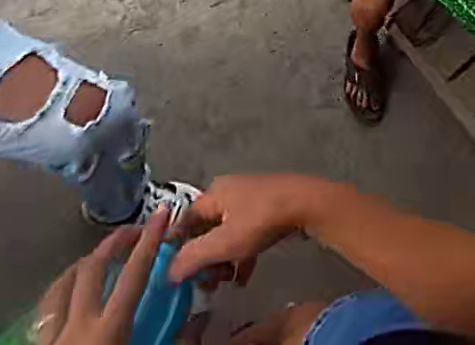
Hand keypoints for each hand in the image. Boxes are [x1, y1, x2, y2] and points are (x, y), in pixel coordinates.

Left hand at [49, 207, 171, 344]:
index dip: (150, 240)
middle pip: (93, 268)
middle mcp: (77, 327)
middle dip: (114, 242)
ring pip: (62, 285)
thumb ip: (177, 344)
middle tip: (133, 232)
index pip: (134, 274)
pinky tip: (69, 294)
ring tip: (98, 256)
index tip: (162, 212)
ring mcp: (52, 338)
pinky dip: (60, 294)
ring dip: (83, 264)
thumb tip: (200, 320)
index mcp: (108, 331)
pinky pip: (46, 311)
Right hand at [168, 174, 331, 284]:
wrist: (304, 203)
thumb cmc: (261, 218)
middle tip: (208, 281)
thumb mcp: (225, 242)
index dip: (179, 246)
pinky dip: (240, 255)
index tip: (179, 272)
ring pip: (225, 234)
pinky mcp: (264, 210)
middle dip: (204, 257)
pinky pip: (244, 235)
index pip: (186, 220)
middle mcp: (228, 192)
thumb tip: (169, 271)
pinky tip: (243, 277)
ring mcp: (248, 200)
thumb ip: (194, 256)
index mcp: (214, 193)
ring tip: (226, 280)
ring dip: (222, 259)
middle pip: (205, 229)